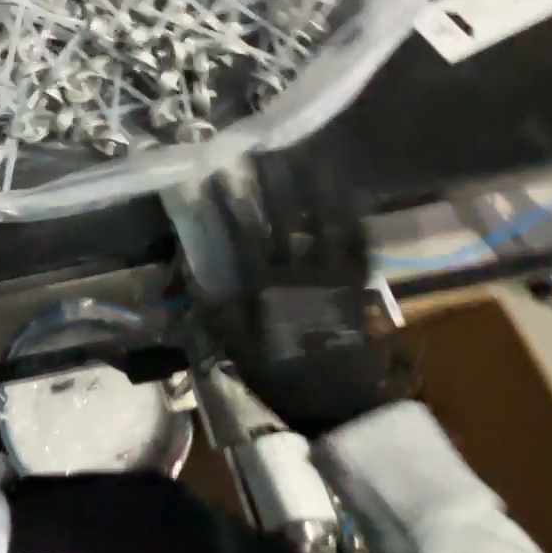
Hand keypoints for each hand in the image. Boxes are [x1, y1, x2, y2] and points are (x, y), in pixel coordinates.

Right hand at [203, 154, 398, 438]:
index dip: (228, 202)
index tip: (216, 173)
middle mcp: (301, 273)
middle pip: (287, 216)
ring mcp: (335, 276)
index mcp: (267, 287)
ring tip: (311, 154)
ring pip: (327, 222)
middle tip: (266, 147)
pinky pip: (361, 244)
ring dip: (318, 186)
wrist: (340, 405)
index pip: (243, 235)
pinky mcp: (359, 284)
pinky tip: (353, 195)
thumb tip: (190, 273)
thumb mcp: (237, 349)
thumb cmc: (281, 376)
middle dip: (274, 179)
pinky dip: (356, 218)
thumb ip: (215, 311)